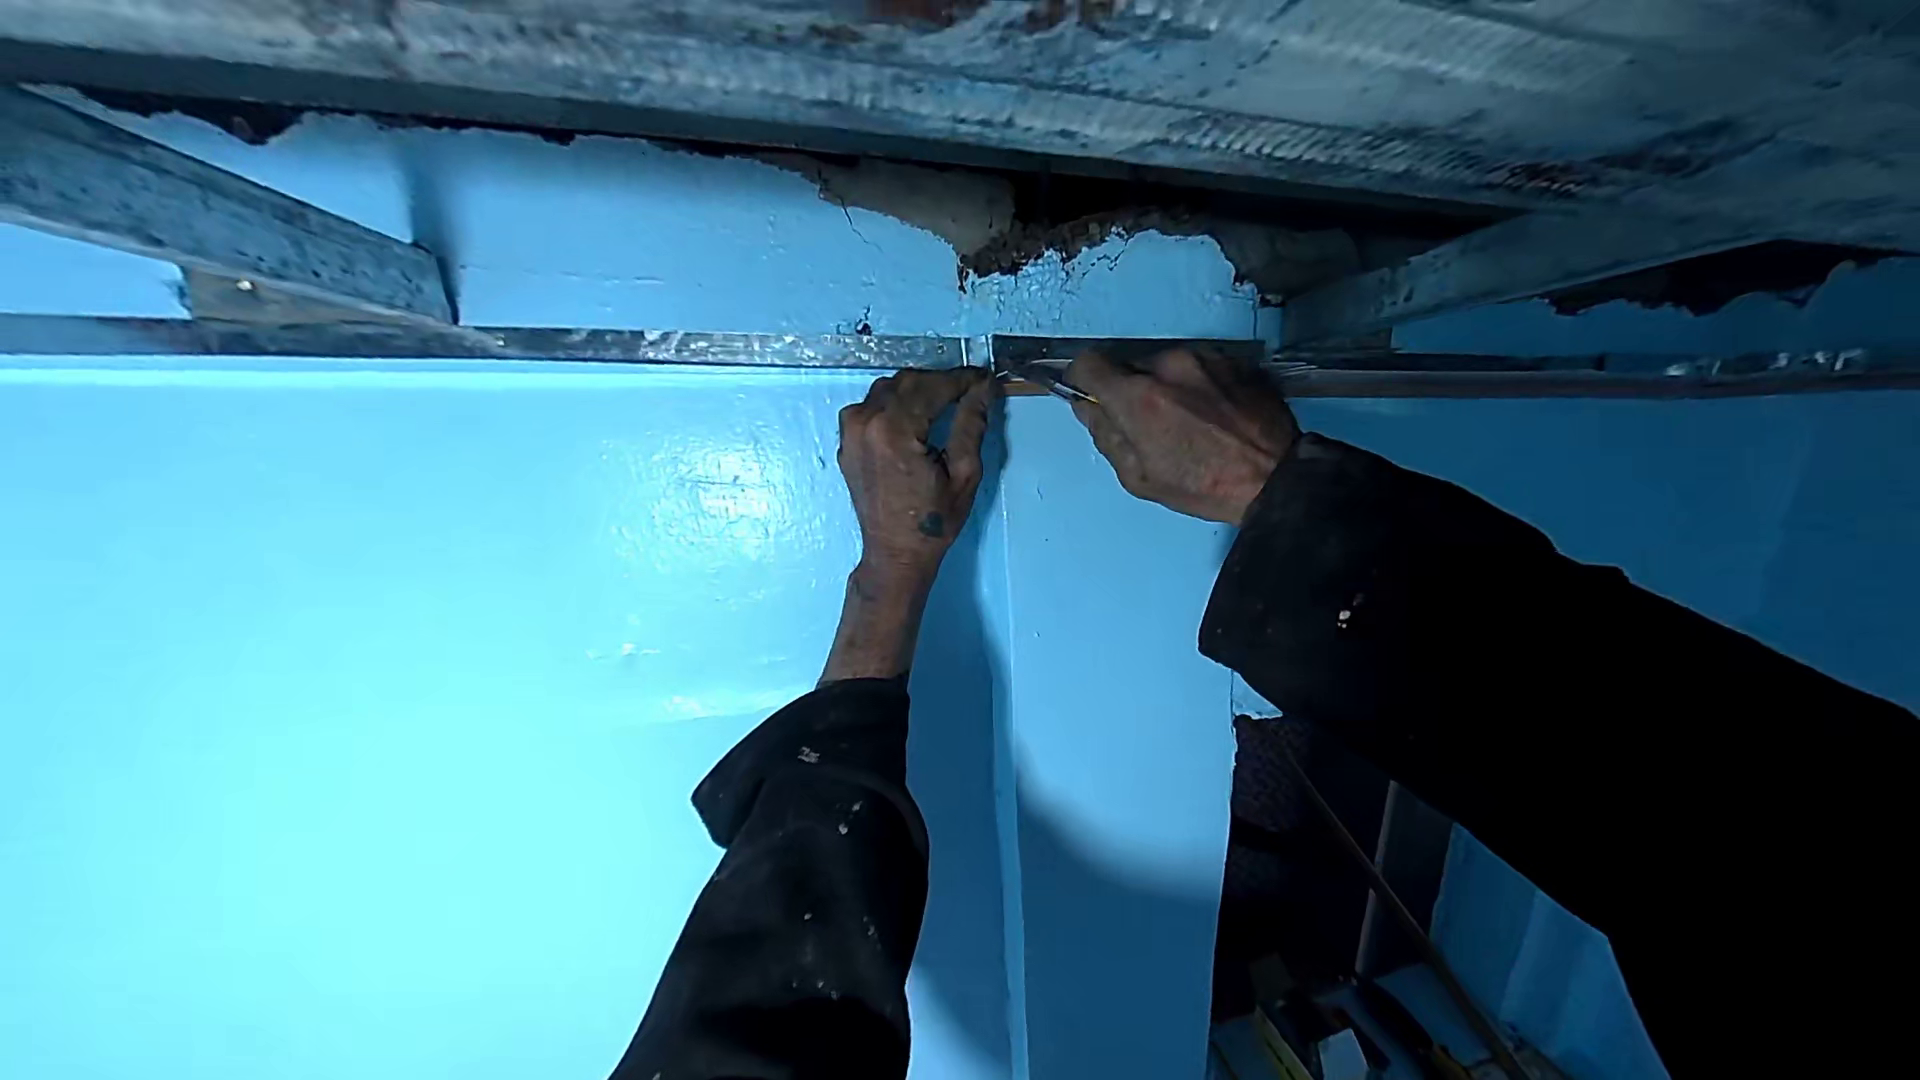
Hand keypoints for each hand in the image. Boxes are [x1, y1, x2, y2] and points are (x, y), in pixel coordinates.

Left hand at [837, 368, 996, 583]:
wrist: (894, 553)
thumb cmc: (933, 522)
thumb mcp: (964, 475)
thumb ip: (971, 425)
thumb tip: (983, 389)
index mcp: (894, 430)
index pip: (933, 386)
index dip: (962, 379)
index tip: (983, 378)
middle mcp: (866, 422)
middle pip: (909, 381)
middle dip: (941, 382)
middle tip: (969, 390)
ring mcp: (851, 430)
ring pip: (888, 389)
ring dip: (918, 389)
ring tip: (946, 402)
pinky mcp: (847, 440)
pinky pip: (872, 405)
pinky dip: (896, 402)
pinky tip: (916, 415)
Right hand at [1065, 349, 1298, 525]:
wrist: (1274, 478)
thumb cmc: (1200, 486)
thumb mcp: (1137, 476)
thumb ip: (1104, 435)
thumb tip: (1086, 406)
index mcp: (1138, 397)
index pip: (1089, 362)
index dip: (1083, 378)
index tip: (1089, 392)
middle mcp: (1168, 365)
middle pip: (1127, 364)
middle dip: (1128, 387)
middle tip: (1146, 420)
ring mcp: (1203, 357)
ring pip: (1162, 363)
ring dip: (1162, 383)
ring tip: (1184, 417)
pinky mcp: (1231, 358)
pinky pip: (1195, 364)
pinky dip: (1192, 382)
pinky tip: (1209, 411)